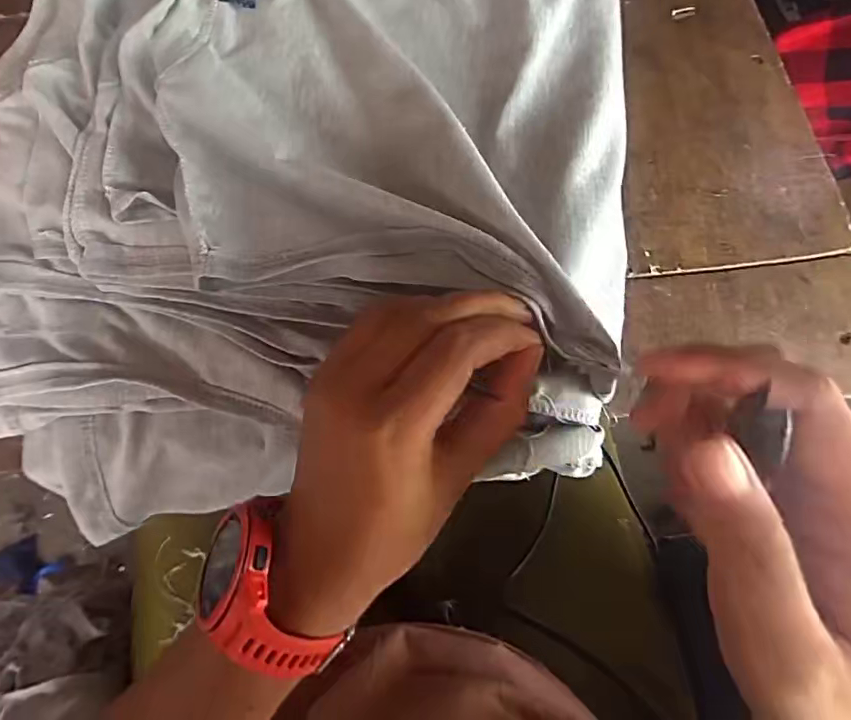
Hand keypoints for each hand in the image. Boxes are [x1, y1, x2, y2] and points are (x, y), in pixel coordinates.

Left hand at [267, 292, 544, 636]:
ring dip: (445, 304)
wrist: (319, 547)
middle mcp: (356, 384)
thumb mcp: (459, 477)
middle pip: (425, 317)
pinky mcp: (323, 367)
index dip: (500, 332)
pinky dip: (411, 311)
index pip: (455, 349)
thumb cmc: (395, 530)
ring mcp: (333, 371)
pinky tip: (439, 320)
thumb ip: (497, 411)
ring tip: (485, 315)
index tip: (532, 335)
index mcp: (393, 425)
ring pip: (397, 309)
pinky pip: (371, 320)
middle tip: (517, 313)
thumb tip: (525, 354)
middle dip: (479, 306)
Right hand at [631, 346, 850, 719]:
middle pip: (771, 389)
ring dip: (688, 408)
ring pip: (743, 405)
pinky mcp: (774, 494)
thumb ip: (751, 544)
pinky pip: (727, 439)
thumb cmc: (813, 697)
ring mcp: (806, 485)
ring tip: (651, 443)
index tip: (659, 372)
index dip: (735, 369)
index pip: (808, 397)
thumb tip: (707, 447)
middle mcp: (837, 481)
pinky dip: (688, 440)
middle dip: (700, 383)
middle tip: (643, 412)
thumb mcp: (780, 635)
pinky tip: (676, 485)